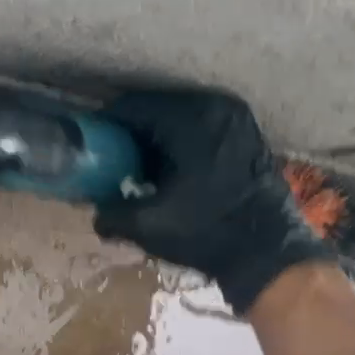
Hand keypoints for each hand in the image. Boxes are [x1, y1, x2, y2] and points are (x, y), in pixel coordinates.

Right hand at [94, 88, 334, 313]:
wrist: (264, 249)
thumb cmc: (205, 231)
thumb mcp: (147, 225)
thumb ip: (111, 214)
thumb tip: (95, 212)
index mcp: (191, 119)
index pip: (134, 106)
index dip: (106, 124)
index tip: (90, 146)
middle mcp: (216, 107)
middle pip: (158, 108)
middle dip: (130, 133)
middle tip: (109, 161)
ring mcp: (235, 118)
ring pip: (179, 118)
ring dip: (154, 139)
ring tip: (135, 169)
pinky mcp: (244, 134)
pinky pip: (199, 128)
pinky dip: (177, 143)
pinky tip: (166, 172)